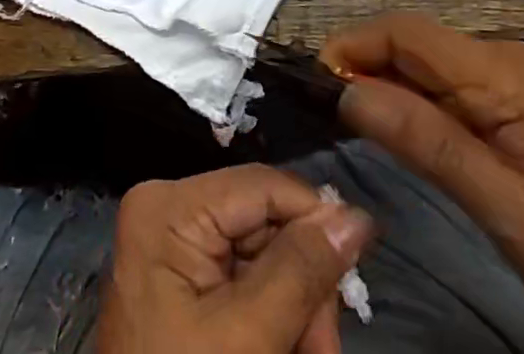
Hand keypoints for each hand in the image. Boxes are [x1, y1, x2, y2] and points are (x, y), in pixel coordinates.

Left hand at [97, 164, 373, 353]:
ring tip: (308, 353)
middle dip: (305, 283)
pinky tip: (284, 346)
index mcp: (169, 206)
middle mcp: (168, 207)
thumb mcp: (248, 334)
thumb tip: (355, 216)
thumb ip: (303, 269)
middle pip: (268, 221)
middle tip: (322, 347)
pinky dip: (272, 315)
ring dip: (296, 306)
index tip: (352, 278)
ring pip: (265, 252)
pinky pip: (244, 275)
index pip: (266, 186)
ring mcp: (172, 240)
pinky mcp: (180, 271)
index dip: (318, 222)